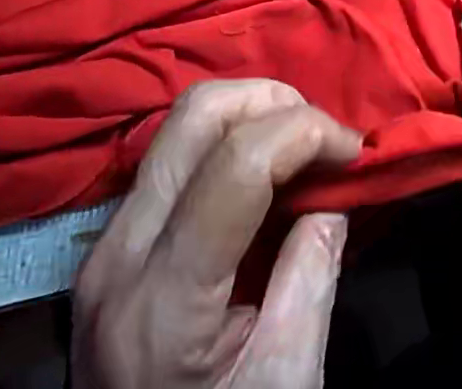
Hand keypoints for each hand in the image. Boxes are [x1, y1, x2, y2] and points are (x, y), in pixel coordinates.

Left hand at [73, 80, 361, 388]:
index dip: (302, 133)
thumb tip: (334, 193)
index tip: (356, 147)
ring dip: (244, 112)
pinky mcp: (109, 238)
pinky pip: (166, 158)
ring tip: (297, 141)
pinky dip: (220, 140)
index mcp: (162, 299)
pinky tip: (259, 165)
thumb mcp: (284, 385)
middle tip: (324, 132)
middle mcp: (118, 248)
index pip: (233, 166)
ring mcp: (105, 238)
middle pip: (191, 117)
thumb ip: (310, 281)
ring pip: (173, 125)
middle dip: (268, 101)